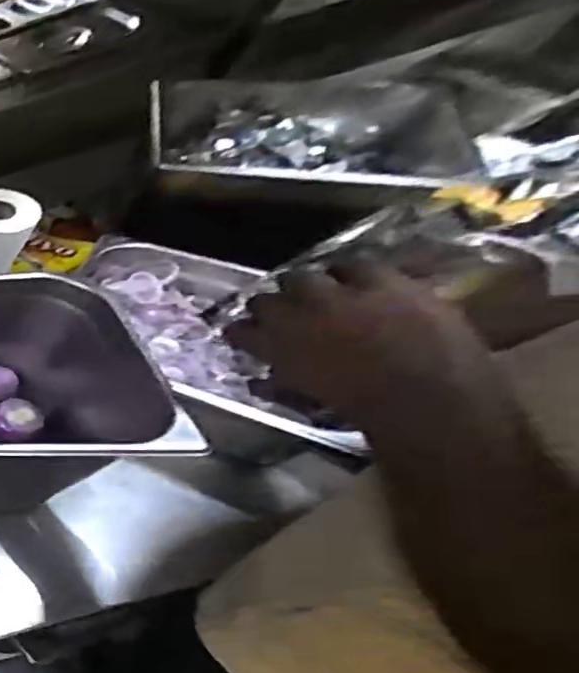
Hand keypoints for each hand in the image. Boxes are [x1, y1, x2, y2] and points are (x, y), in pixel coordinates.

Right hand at [226, 260, 505, 432]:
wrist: (433, 397)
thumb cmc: (361, 404)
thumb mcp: (304, 398)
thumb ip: (275, 384)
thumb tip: (258, 380)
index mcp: (277, 342)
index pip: (240, 328)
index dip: (240, 330)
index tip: (243, 334)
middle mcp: (304, 312)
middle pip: (274, 294)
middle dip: (274, 300)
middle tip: (284, 307)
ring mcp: (351, 295)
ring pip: (321, 272)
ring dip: (321, 279)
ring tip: (329, 287)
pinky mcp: (397, 285)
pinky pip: (371, 268)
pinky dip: (363, 274)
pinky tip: (367, 283)